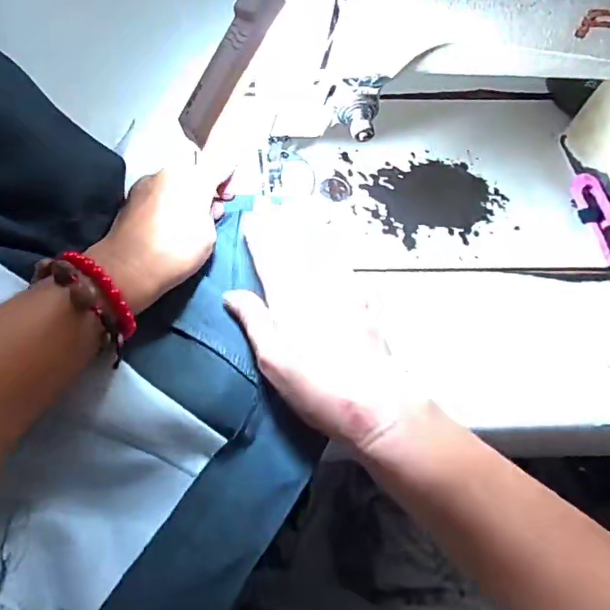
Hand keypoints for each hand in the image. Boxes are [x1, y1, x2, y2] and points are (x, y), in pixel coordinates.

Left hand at [85, 162, 233, 313]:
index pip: (221, 164)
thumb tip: (207, 205)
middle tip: (207, 211)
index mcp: (194, 176)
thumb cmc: (176, 252)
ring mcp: (147, 180)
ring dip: (182, 194)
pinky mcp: (131, 194)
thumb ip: (211, 212)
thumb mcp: (208, 236)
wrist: (126, 268)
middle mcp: (169, 170)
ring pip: (174, 181)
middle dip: (203, 187)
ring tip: (183, 220)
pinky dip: (165, 201)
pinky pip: (157, 191)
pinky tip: (163, 224)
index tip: (227, 197)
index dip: (229, 179)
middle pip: (195, 171)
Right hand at [223, 205, 431, 456]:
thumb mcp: (273, 361)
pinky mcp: (368, 309)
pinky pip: (353, 275)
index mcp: (290, 301)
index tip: (249, 216)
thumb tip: (232, 293)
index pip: (269, 260)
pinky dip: (344, 261)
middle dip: (282, 226)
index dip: (258, 237)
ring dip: (312, 233)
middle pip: (297, 250)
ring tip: (304, 215)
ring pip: (326, 255)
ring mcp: (346, 296)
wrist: (377, 406)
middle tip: (272, 204)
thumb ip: (255, 322)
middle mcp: (317, 290)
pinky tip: (345, 258)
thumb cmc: (317, 388)